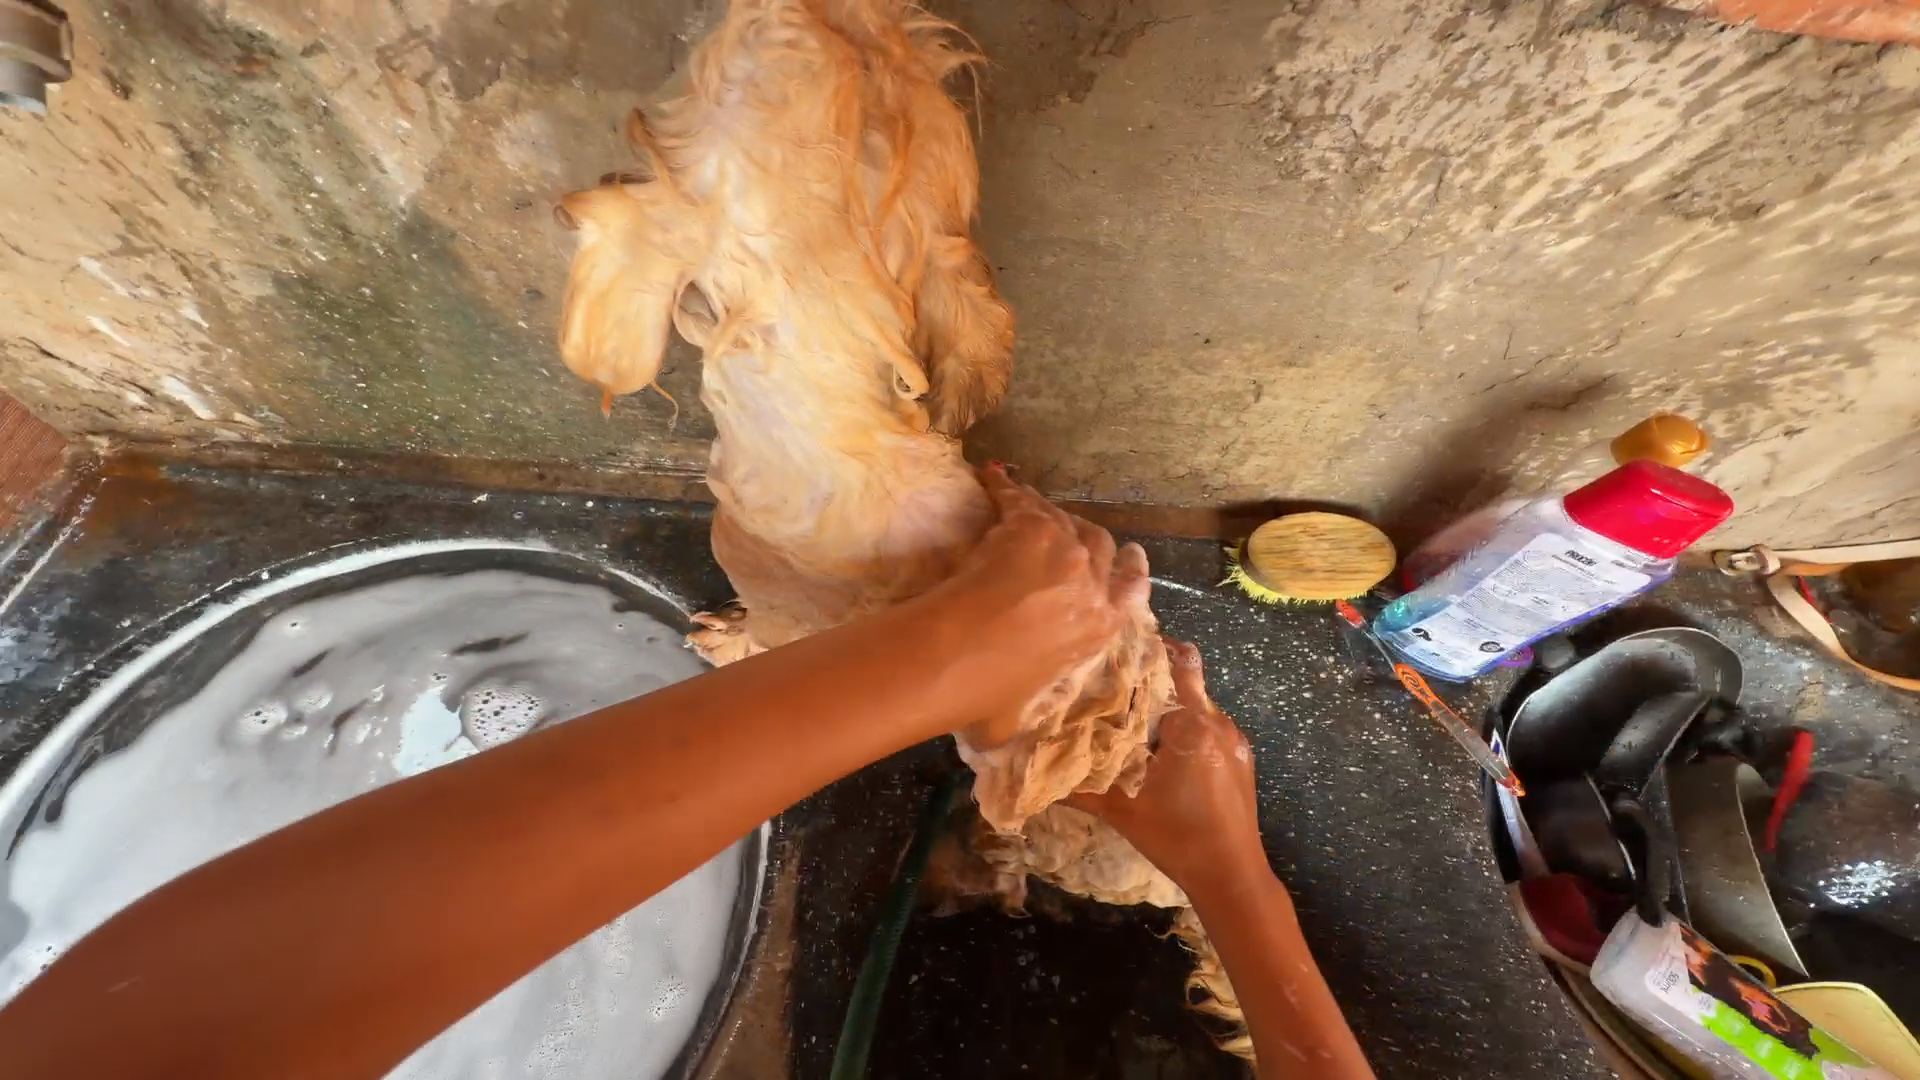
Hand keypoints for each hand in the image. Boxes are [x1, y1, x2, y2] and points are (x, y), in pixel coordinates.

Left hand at [923, 464, 1148, 745]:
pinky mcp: (1031, 526)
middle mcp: (1092, 584)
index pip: (1133, 589)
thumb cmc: (988, 693)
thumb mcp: (1015, 718)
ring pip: (1063, 519)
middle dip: (1086, 537)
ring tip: (1026, 505)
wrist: (961, 653)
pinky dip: (1006, 488)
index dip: (1132, 568)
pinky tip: (993, 477)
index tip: (1131, 554)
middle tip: (1069, 529)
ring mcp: (1065, 550)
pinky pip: (1021, 499)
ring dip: (1046, 512)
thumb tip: (995, 744)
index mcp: (1100, 627)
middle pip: (1101, 545)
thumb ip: (1018, 721)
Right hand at [1068, 641, 1271, 899]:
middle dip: (1151, 681)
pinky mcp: (1241, 758)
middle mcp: (1218, 722)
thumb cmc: (1176, 838)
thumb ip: (1078, 787)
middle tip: (1115, 687)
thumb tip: (1034, 776)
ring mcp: (1234, 740)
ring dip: (1169, 708)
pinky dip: (1186, 728)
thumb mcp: (1120, 810)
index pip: (1178, 662)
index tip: (1120, 651)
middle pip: (1184, 680)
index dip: (1149, 650)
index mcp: (1192, 723)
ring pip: (1197, 704)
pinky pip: (1209, 727)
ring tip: (1134, 720)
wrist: (1232, 878)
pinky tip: (1163, 751)